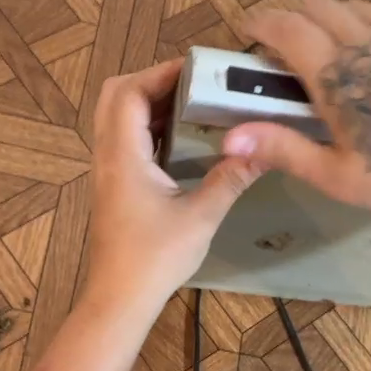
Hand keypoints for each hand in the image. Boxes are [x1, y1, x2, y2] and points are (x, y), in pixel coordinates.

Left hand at [78, 59, 263, 318]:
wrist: (119, 299)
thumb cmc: (155, 258)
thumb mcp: (202, 217)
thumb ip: (231, 179)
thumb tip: (265, 151)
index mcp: (123, 156)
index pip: (129, 92)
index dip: (160, 73)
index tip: (198, 71)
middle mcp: (107, 157)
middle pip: (115, 97)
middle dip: (150, 82)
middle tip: (191, 86)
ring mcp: (105, 173)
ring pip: (116, 119)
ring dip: (148, 105)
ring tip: (190, 106)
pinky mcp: (111, 188)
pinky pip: (122, 141)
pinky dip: (145, 129)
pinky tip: (178, 141)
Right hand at [223, 0, 370, 221]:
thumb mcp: (332, 175)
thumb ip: (281, 149)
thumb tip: (230, 138)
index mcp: (337, 75)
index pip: (288, 28)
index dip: (261, 22)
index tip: (247, 29)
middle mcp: (367, 43)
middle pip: (319, 5)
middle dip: (294, 16)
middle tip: (284, 44)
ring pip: (356, 6)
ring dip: (331, 17)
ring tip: (326, 45)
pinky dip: (367, 29)